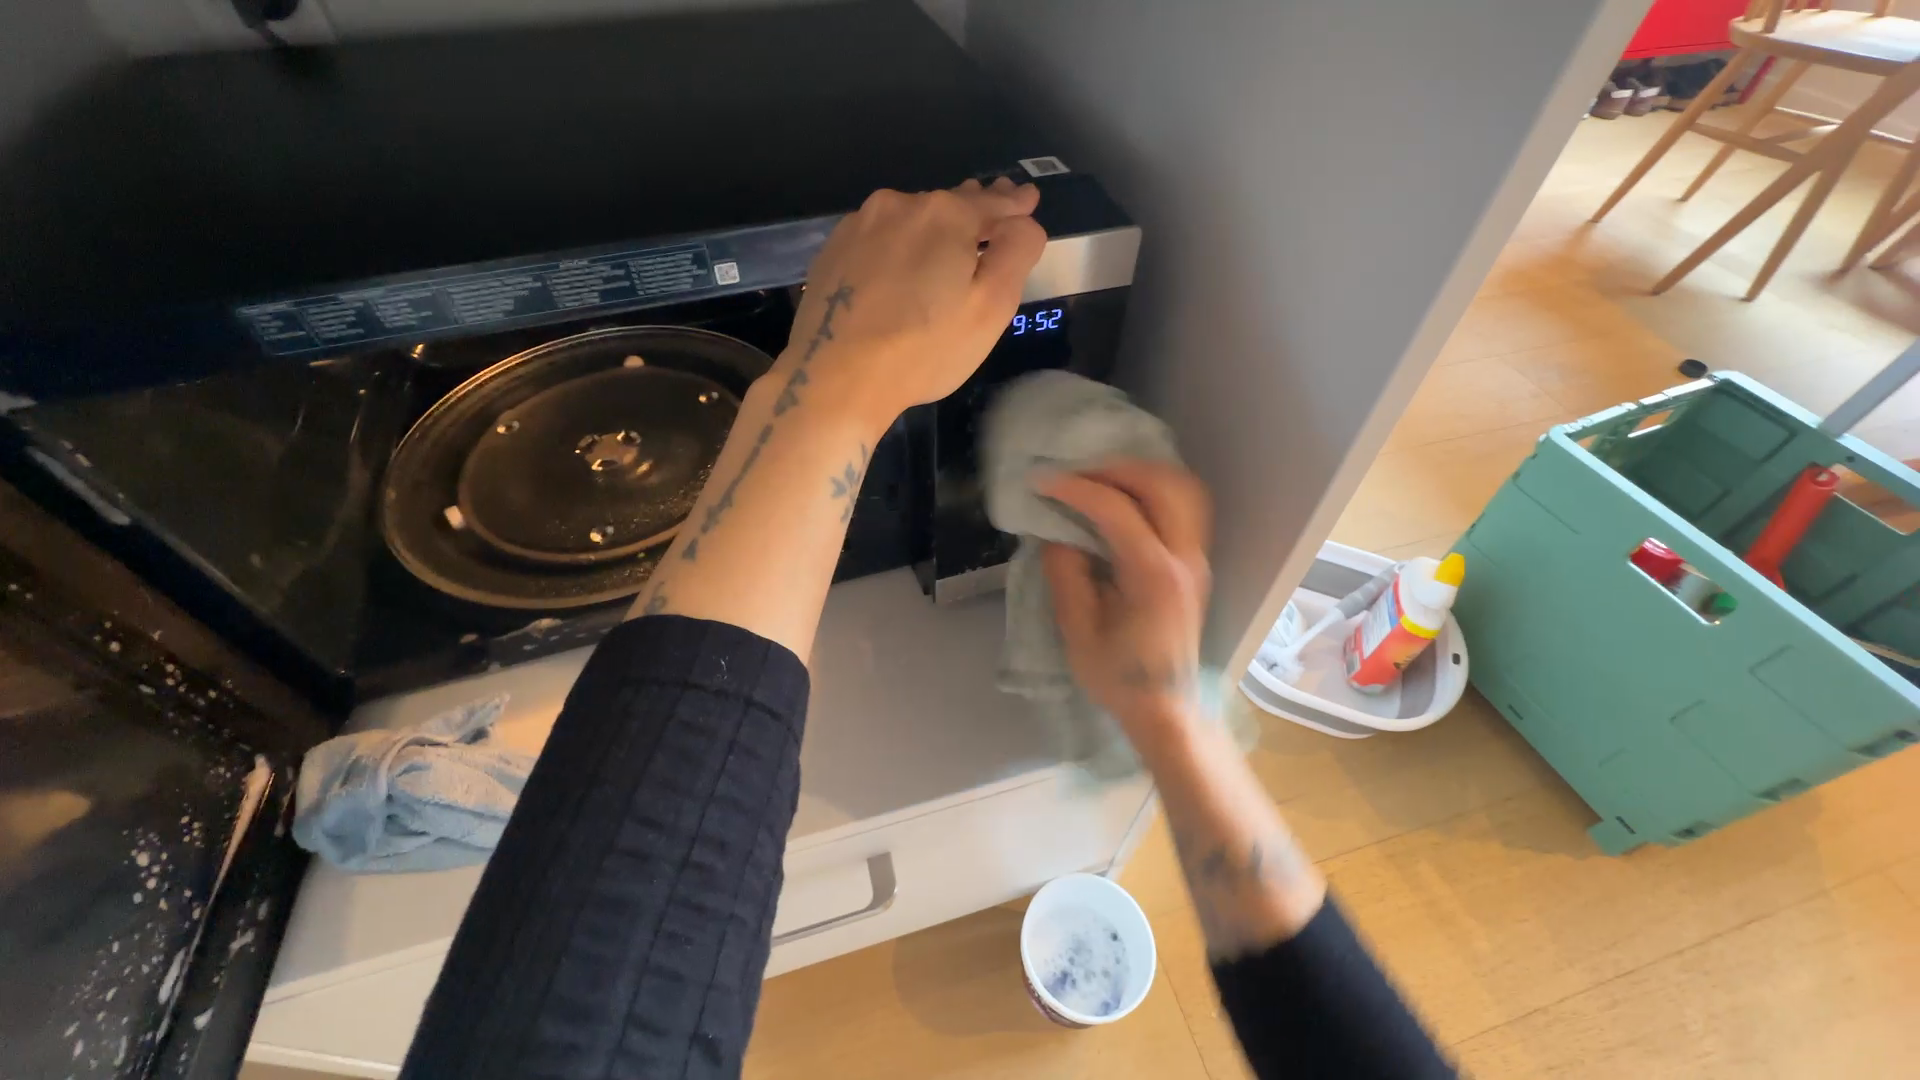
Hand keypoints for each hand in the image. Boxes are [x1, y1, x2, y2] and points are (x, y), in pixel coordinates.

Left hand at [776, 178, 1047, 431]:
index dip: (1016, 204)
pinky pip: (879, 237)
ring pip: (911, 218)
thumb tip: (1023, 222)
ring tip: (948, 239)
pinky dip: (898, 243)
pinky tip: (900, 264)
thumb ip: (1016, 252)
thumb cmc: (925, 348)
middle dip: (975, 208)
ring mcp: (860, 225)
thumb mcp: (992, 306)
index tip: (1029, 199)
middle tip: (994, 210)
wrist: (838, 378)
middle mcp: (901, 204)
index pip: (994, 202)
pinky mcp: (833, 250)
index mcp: (947, 214)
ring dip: (933, 226)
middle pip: (949, 204)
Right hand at [1039, 460, 1212, 735]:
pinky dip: (1155, 491)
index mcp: (1153, 576)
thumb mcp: (1077, 629)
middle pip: (1162, 485)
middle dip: (1115, 469)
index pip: (1117, 510)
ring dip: (1141, 475)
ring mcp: (1197, 559)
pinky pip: (1185, 507)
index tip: (1042, 483)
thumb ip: (1066, 572)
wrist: (1164, 709)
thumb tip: (1060, 533)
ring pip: (1183, 489)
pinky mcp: (1195, 563)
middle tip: (1076, 475)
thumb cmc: (1116, 677)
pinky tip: (1125, 500)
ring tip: (1101, 481)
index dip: (1076, 489)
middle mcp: (1184, 558)